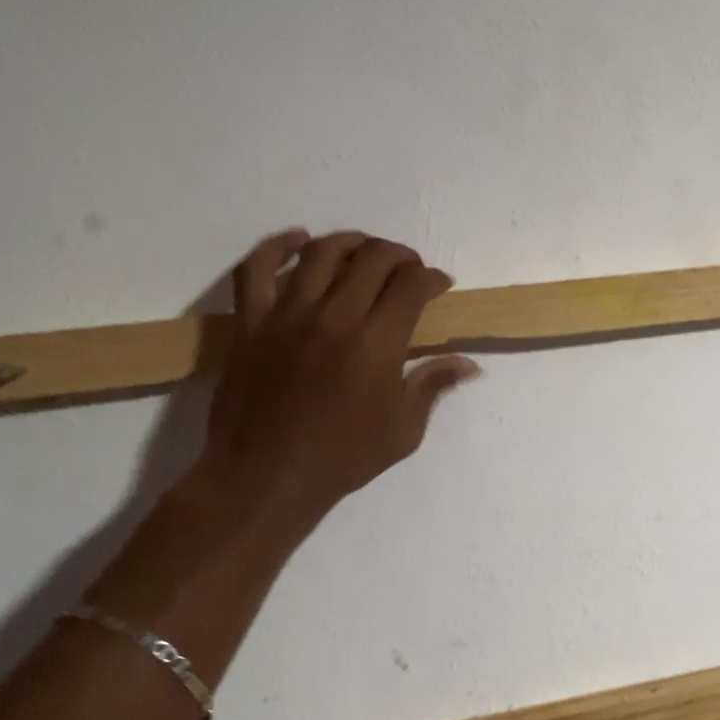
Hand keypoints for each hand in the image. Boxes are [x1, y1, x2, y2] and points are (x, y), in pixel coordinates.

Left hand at [192, 230, 479, 522]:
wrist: (265, 477)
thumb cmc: (342, 458)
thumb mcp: (403, 430)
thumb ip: (432, 386)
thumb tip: (468, 363)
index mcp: (377, 343)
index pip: (412, 285)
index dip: (432, 278)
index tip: (440, 286)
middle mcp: (335, 316)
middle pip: (373, 258)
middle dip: (401, 255)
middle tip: (409, 269)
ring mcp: (288, 314)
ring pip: (321, 252)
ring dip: (352, 242)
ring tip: (365, 251)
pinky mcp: (251, 321)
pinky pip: (257, 268)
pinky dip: (278, 246)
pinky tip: (299, 241)